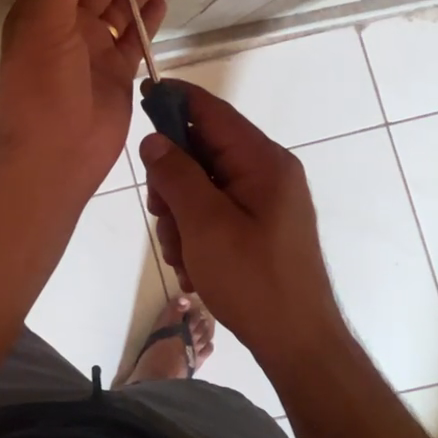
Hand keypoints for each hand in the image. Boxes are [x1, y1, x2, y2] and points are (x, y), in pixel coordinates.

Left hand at [0, 0, 173, 193]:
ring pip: (120, 7)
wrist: (51, 154)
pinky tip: (161, 0)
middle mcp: (66, 24)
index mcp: (42, 7)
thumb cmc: (41, 84)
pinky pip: (133, 39)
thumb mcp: (48, 17)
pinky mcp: (115, 74)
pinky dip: (146, 20)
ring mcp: (92, 50)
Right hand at [138, 82, 350, 368]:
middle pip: (201, 151)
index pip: (211, 112)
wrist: (297, 343)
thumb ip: (176, 176)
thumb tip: (154, 139)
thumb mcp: (205, 225)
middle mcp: (266, 172)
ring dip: (180, 216)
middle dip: (172, 181)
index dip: (174, 100)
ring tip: (183, 255)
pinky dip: (195, 233)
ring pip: (200, 185)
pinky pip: (213, 211)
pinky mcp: (257, 225)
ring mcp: (263, 200)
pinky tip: (194, 266)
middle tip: (162, 216)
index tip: (140, 95)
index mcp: (262, 162)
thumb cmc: (253, 280)